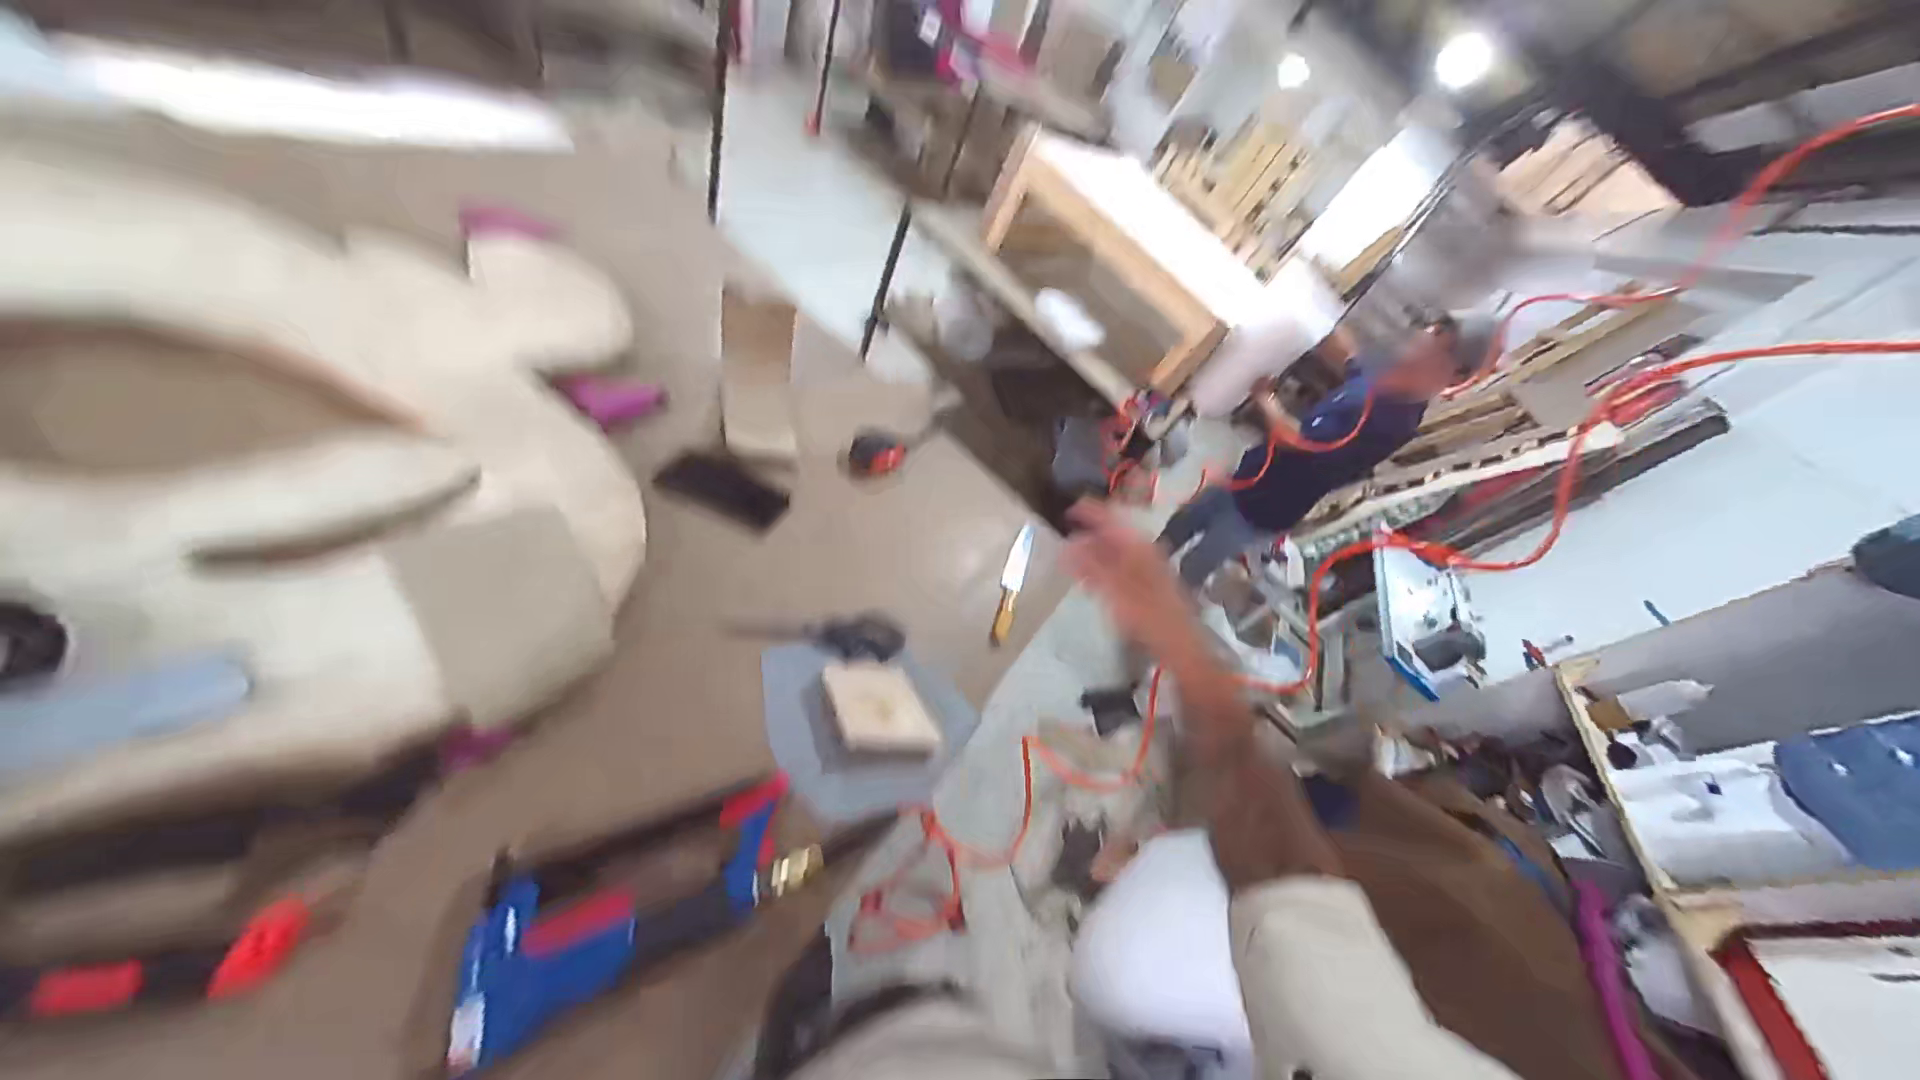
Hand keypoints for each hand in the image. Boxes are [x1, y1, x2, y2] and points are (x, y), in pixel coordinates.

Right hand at [1063, 500, 1200, 662]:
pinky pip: (1119, 567)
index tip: (1066, 511)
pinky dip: (1102, 568)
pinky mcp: (1145, 583)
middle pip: (1111, 533)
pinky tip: (1089, 579)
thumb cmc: (1146, 614)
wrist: (1178, 641)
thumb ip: (1089, 565)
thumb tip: (1069, 544)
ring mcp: (1145, 567)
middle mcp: (1142, 551)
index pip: (1109, 517)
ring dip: (1093, 552)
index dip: (1088, 511)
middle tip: (1064, 539)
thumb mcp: (1113, 589)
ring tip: (1070, 558)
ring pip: (1114, 551)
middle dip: (1087, 534)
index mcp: (1136, 545)